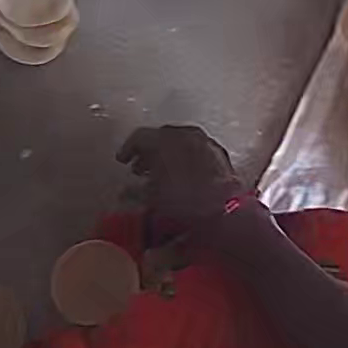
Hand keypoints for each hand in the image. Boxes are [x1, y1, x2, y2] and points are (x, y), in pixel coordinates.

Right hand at [117, 125, 245, 238]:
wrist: (223, 211)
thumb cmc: (185, 203)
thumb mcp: (152, 199)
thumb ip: (135, 192)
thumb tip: (126, 193)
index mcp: (163, 140)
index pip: (139, 137)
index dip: (127, 149)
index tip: (123, 160)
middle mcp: (185, 135)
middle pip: (160, 137)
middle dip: (148, 152)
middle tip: (139, 167)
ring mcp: (204, 142)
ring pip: (180, 142)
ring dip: (168, 155)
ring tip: (160, 174)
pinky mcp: (219, 154)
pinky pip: (196, 151)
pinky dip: (186, 159)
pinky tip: (183, 176)